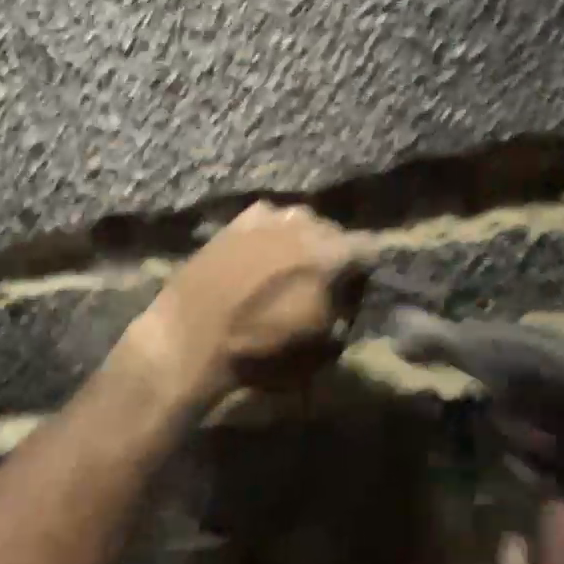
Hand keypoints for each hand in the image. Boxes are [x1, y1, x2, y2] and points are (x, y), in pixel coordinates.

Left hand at [117, 202, 362, 402]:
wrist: (192, 332)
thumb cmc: (263, 348)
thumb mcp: (323, 344)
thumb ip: (343, 307)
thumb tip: (344, 291)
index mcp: (332, 253)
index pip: (370, 249)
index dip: (367, 270)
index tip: (361, 287)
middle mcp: (304, 223)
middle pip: (333, 232)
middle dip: (333, 253)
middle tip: (323, 281)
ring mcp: (267, 216)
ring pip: (300, 222)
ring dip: (301, 241)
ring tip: (289, 268)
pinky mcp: (236, 219)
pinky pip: (268, 220)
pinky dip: (271, 235)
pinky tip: (261, 255)